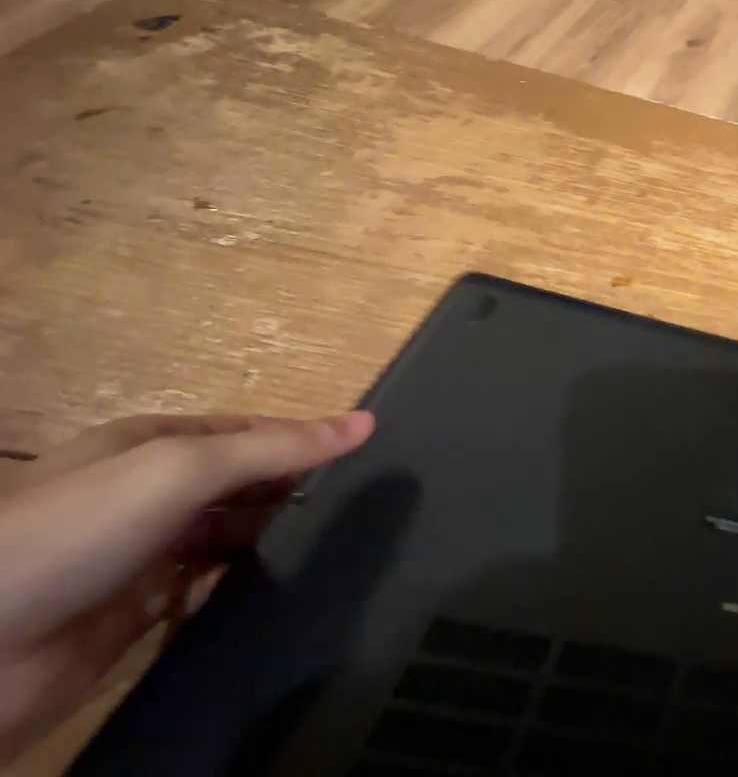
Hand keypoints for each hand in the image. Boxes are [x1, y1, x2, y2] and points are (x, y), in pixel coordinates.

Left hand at [0, 411, 373, 762]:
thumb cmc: (75, 532)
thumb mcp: (183, 468)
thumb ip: (278, 447)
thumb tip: (368, 422)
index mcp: (149, 446)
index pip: (249, 431)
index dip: (304, 437)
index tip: (368, 454)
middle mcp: (148, 494)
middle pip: (245, 482)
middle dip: (299, 488)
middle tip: (367, 500)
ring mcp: (145, 553)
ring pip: (235, 535)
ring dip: (281, 537)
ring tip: (346, 539)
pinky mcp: (144, 610)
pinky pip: (215, 587)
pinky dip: (254, 583)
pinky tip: (298, 582)